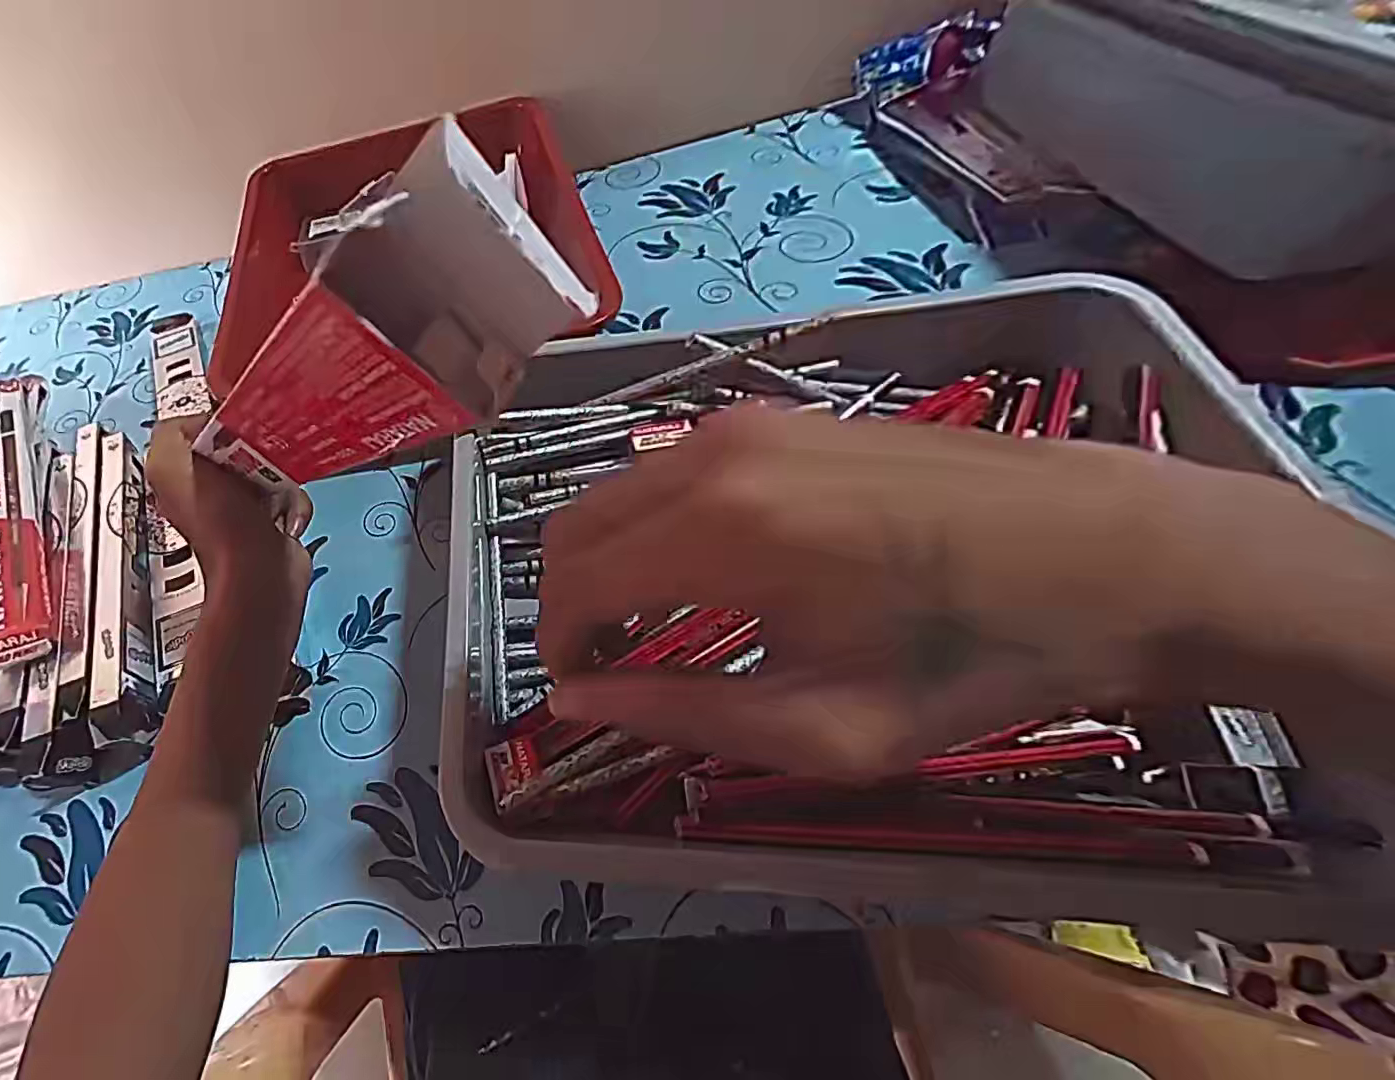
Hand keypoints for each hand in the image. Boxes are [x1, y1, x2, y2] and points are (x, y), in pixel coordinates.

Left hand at [145, 416, 310, 595]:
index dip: (220, 422)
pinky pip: (290, 491)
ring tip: (273, 500)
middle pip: (242, 442)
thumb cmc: (220, 525)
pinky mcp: (270, 516)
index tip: (235, 427)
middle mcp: (206, 486)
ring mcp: (240, 503)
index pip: (200, 425)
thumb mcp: (173, 460)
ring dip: (281, 481)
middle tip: (258, 467)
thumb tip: (197, 417)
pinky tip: (284, 517)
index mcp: (176, 472)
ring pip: (271, 465)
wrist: (260, 572)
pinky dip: (293, 502)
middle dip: (259, 451)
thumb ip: (172, 429)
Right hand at [537, 402, 1261, 778]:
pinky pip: (659, 475)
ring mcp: (734, 425)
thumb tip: (571, 699)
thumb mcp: (821, 730)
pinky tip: (698, 567)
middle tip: (607, 655)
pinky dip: (645, 526)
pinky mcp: (762, 415)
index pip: (576, 583)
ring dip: (604, 562)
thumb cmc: (971, 656)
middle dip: (569, 600)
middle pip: (573, 530)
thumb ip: (674, 713)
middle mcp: (707, 459)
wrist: (1120, 548)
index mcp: (718, 533)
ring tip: (650, 617)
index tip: (578, 683)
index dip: (558, 641)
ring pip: (609, 497)